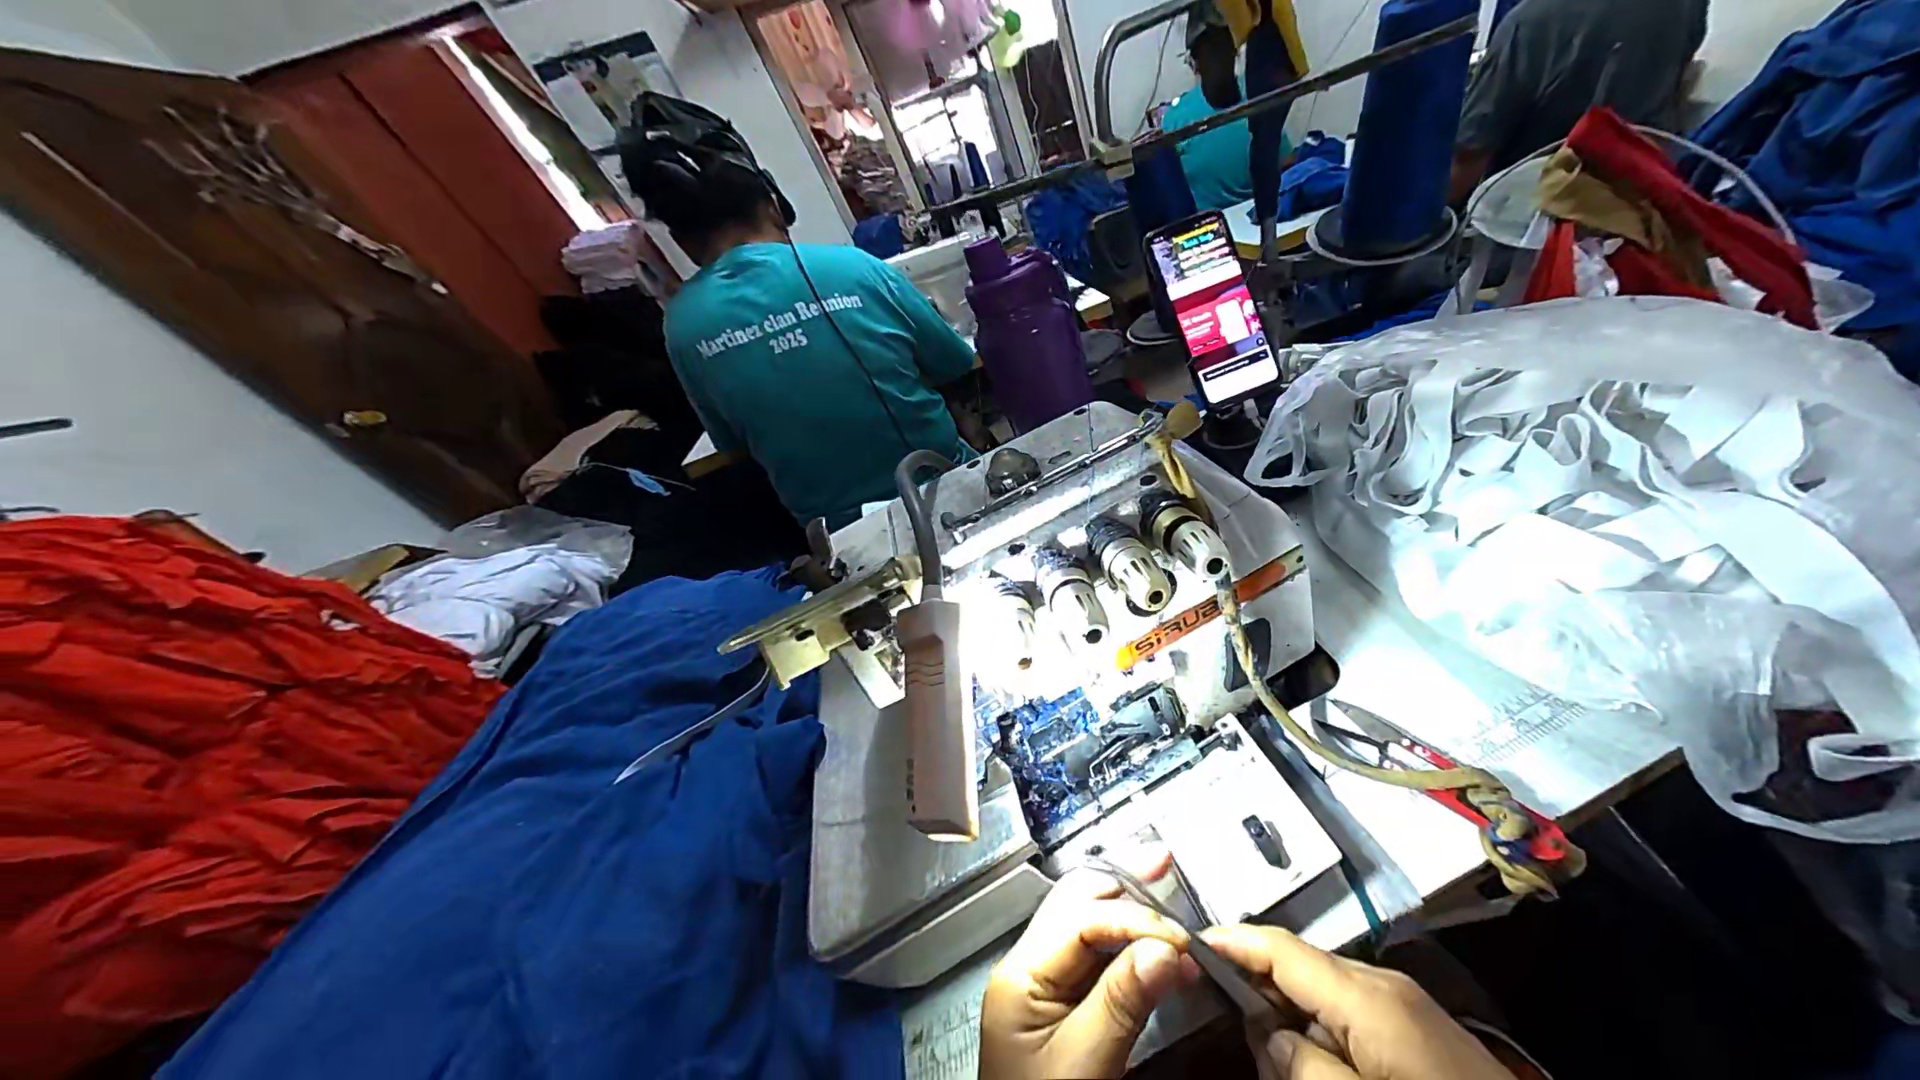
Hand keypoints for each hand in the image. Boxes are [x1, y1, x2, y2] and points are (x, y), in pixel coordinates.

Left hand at [979, 853, 1199, 1079]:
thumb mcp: (1082, 1067)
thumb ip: (1121, 1003)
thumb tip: (1167, 948)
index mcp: (1020, 973)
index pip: (1078, 922)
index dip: (1131, 921)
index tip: (1180, 939)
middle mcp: (1027, 964)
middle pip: (1073, 905)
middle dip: (1120, 882)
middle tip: (1163, 861)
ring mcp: (1043, 979)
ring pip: (1085, 922)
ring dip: (1126, 904)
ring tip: (1161, 879)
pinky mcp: (1061, 999)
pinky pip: (1094, 954)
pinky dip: (1127, 941)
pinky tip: (1156, 940)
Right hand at [1202, 925, 1513, 1079]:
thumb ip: (1300, 1065)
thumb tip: (1265, 1032)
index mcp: (1366, 995)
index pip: (1279, 946)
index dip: (1231, 940)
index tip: (1188, 943)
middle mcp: (1382, 982)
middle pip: (1296, 963)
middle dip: (1259, 989)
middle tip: (1238, 1031)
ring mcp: (1404, 1001)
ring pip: (1320, 986)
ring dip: (1290, 1012)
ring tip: (1280, 1058)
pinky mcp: (1418, 1023)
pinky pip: (1348, 1008)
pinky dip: (1320, 1024)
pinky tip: (1318, 1061)